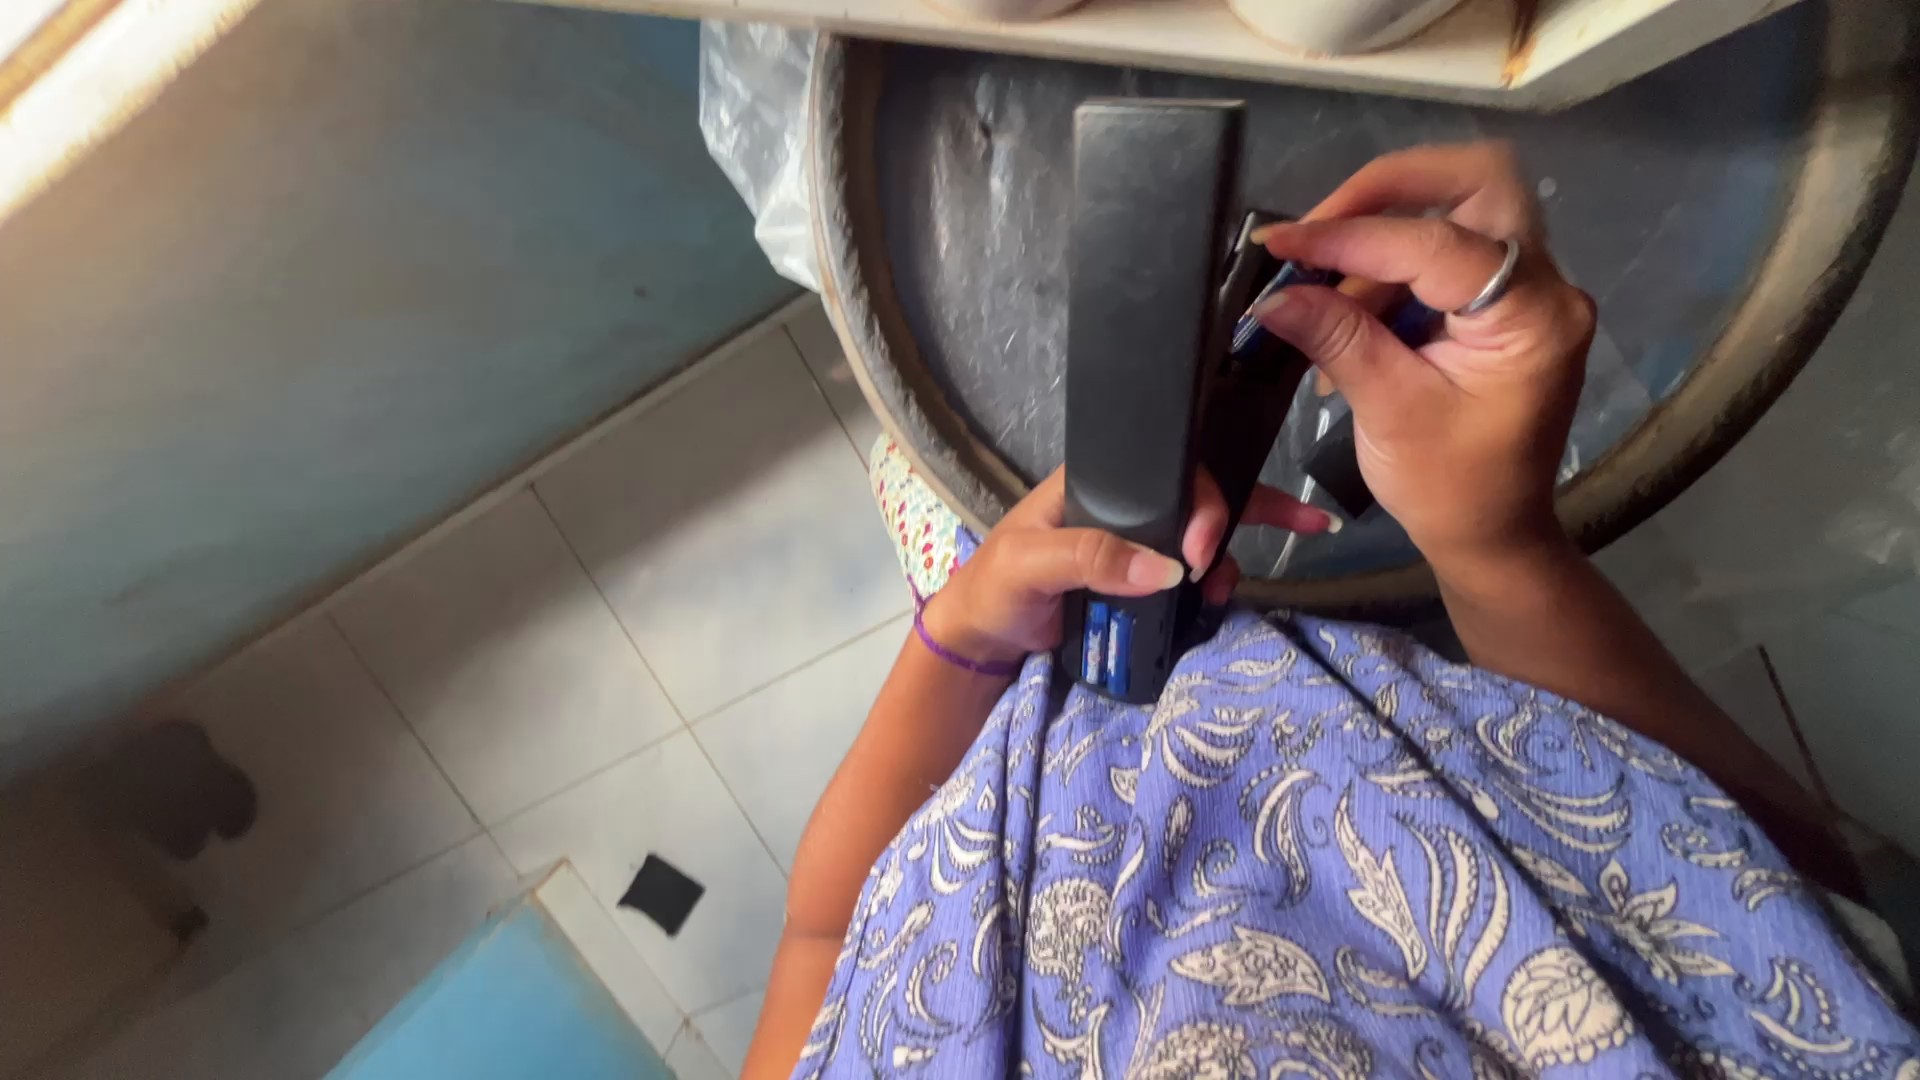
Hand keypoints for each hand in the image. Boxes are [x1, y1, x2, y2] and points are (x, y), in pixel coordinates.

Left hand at [921, 467, 1334, 666]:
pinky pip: (1187, 581)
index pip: (1165, 472)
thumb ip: (1088, 556)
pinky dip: (1212, 588)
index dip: (1201, 497)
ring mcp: (1132, 550)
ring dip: (1229, 558)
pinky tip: (1218, 603)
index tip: (1203, 547)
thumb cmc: (994, 589)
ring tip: (1227, 591)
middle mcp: (1122, 511)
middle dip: (1251, 508)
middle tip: (1305, 523)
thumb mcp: (1028, 563)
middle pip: (1196, 499)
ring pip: (1199, 541)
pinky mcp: (1137, 588)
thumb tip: (1166, 568)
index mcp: (1093, 485)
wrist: (985, 643)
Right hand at [1250, 142, 1594, 569]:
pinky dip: (1381, 274)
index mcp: (1531, 316)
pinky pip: (1437, 260)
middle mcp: (1542, 285)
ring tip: (1313, 289)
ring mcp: (1521, 291)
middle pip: (1476, 183)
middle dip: (1388, 189)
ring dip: (1375, 242)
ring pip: (1454, 215)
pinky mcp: (1493, 307)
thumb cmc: (1448, 485)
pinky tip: (1339, 313)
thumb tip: (1272, 298)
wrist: (1489, 529)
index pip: (1437, 243)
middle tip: (1318, 224)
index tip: (1281, 244)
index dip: (1352, 237)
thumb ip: (1336, 340)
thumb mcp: (1387, 412)